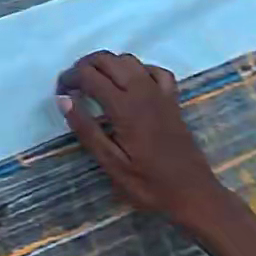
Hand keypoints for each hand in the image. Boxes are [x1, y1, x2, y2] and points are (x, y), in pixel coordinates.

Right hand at [56, 51, 230, 226]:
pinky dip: (137, 69)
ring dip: (107, 64)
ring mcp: (160, 93)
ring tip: (95, 83)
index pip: (89, 76)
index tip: (59, 92)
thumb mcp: (111, 163)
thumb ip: (86, 129)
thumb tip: (63, 99)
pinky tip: (130, 84)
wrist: (195, 195)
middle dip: (84, 66)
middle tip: (72, 85)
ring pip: (128, 60)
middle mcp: (142, 92)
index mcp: (125, 107)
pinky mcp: (173, 100)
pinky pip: (154, 70)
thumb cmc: (149, 184)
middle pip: (106, 59)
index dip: (69, 78)